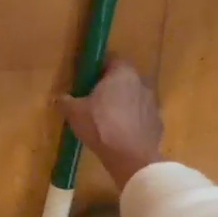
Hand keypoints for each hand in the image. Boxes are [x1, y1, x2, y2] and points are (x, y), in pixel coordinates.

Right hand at [58, 59, 164, 190]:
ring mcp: (152, 103)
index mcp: (122, 74)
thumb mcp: (74, 112)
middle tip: (94, 99)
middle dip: (111, 87)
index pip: (113, 59)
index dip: (99, 67)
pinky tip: (120, 134)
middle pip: (125, 79)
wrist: (132, 157)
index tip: (88, 79)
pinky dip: (132, 121)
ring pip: (134, 97)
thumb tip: (60, 98)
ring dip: (123, 104)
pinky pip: (141, 116)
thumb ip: (66, 101)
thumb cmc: (101, 126)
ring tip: (107, 119)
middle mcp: (141, 83)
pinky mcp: (157, 122)